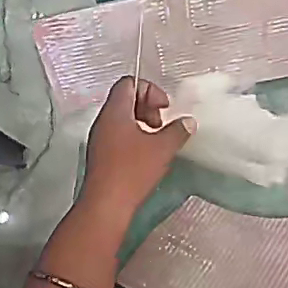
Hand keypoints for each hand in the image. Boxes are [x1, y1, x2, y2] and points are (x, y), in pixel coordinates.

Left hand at [80, 76, 192, 223]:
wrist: (106, 204)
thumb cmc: (132, 171)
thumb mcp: (162, 148)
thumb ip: (178, 131)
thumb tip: (188, 123)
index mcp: (115, 111)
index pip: (128, 83)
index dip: (150, 89)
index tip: (164, 107)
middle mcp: (103, 121)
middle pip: (124, 99)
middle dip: (147, 107)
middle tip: (161, 124)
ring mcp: (99, 139)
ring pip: (121, 119)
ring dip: (142, 123)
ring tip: (157, 141)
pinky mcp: (100, 155)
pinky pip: (117, 135)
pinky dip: (133, 137)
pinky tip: (146, 155)